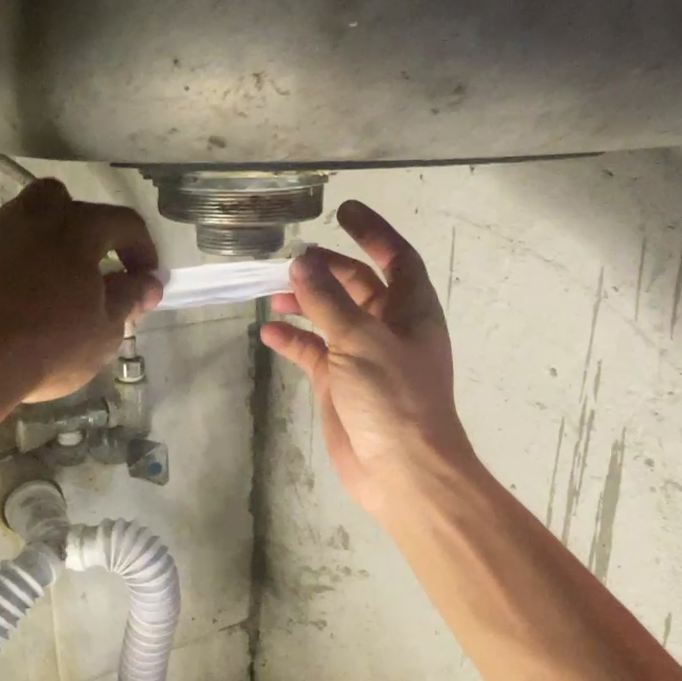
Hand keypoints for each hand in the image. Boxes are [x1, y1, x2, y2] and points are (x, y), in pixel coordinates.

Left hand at [0, 179, 162, 404]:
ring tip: (39, 273)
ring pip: (13, 214)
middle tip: (88, 268)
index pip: (123, 223)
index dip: (142, 250)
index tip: (146, 282)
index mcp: (78, 229)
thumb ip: (128, 299)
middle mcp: (30, 218)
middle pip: (61, 202)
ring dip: (30, 235)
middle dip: (80, 227)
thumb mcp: (105, 331)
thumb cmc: (47, 347)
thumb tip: (149, 282)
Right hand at [261, 201, 473, 513]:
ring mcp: (363, 357)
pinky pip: (313, 352)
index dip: (373, 232)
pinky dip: (293, 340)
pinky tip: (269, 332)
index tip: (343, 210)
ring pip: (331, 317)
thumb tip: (300, 263)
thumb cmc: (394, 398)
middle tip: (292, 259)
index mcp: (412, 310)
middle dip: (328, 269)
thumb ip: (327, 300)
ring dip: (306, 302)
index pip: (396, 257)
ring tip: (274, 292)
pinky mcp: (340, 385)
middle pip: (358, 285)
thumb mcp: (361, 339)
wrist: (401, 470)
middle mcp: (389, 328)